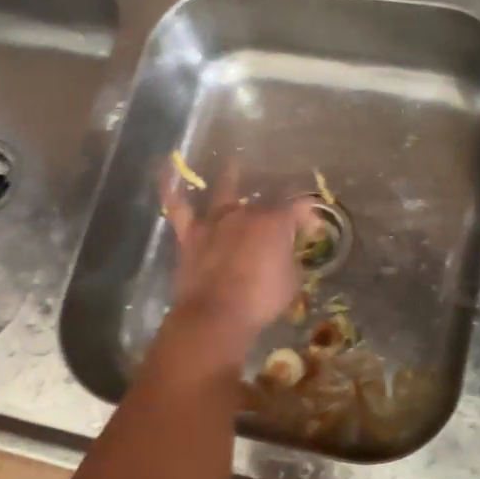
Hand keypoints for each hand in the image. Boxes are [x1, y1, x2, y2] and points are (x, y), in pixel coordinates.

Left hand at [161, 160, 314, 342]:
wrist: (216, 315)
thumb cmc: (260, 300)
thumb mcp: (291, 282)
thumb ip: (291, 261)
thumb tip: (287, 255)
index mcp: (275, 222)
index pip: (300, 207)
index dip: (310, 215)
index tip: (314, 228)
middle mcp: (245, 213)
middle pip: (263, 203)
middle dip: (275, 210)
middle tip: (281, 220)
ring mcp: (215, 221)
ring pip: (224, 192)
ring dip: (230, 177)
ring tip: (233, 163)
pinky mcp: (190, 235)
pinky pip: (177, 206)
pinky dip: (171, 187)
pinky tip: (166, 170)